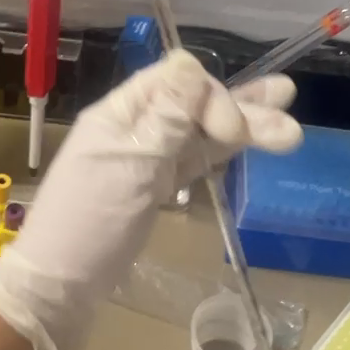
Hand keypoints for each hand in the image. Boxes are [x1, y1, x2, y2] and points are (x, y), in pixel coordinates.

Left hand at [0, 50, 298, 349]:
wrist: (58, 288)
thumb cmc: (89, 224)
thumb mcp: (130, 166)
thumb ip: (166, 118)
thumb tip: (191, 61)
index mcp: (121, 113)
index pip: (176, 79)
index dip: (210, 95)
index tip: (230, 130)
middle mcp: (136, 128)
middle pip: (195, 105)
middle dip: (241, 112)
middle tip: (290, 130)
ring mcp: (147, 159)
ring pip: (200, 134)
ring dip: (243, 131)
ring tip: (291, 132)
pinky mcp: (155, 187)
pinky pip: (193, 159)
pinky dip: (221, 152)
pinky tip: (250, 144)